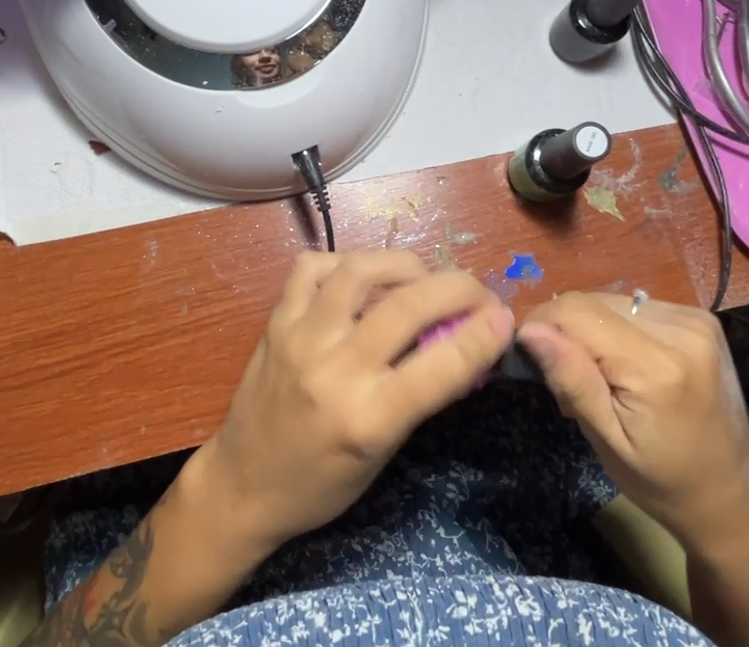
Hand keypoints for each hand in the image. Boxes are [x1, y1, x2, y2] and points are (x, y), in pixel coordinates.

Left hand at [185, 251, 512, 554]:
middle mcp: (333, 370)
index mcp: (367, 419)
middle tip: (476, 292)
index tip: (506, 317)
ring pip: (359, 269)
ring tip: (421, 279)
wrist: (242, 485)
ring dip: (403, 265)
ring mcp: (300, 338)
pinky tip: (361, 279)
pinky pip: (313, 267)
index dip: (483, 335)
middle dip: (457, 288)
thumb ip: (421, 395)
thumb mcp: (383, 453)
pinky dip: (346, 263)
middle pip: (407, 305)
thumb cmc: (321, 484)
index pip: (440, 366)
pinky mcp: (276, 321)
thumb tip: (463, 342)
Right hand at [517, 293, 748, 550]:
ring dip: (592, 330)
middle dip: (566, 332)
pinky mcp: (700, 319)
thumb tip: (529, 330)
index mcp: (658, 366)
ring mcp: (696, 320)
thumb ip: (571, 380)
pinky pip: (635, 307)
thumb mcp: (607, 440)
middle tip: (568, 380)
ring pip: (611, 301)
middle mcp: (681, 330)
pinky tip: (625, 364)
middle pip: (593, 302)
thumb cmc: (660, 479)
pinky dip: (618, 329)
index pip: (577, 311)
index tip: (531, 358)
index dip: (542, 324)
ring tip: (599, 376)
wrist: (729, 493)